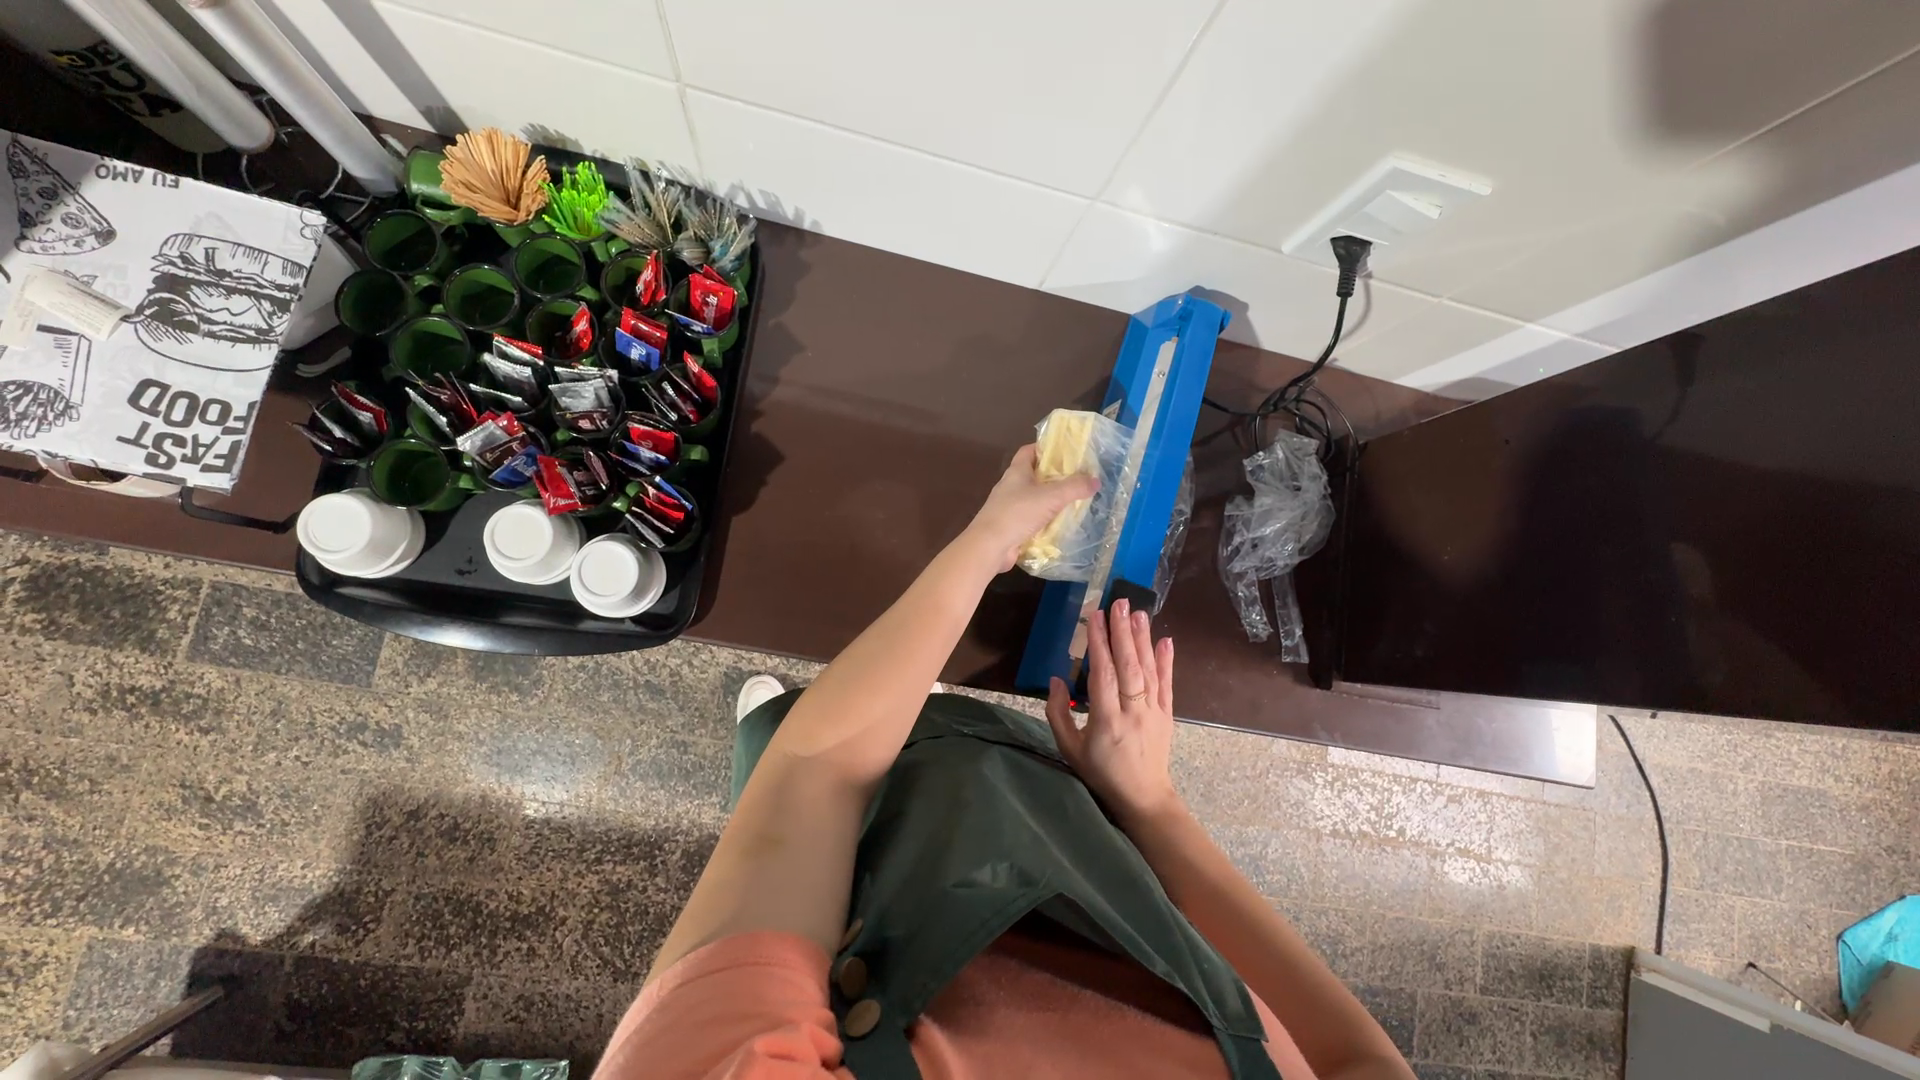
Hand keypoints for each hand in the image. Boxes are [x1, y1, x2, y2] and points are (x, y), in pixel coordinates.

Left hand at [965, 443, 1099, 572]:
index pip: (1029, 451)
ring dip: (1052, 500)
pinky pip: (1033, 519)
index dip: (1046, 448)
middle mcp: (1012, 487)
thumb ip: (1074, 487)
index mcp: (1017, 472)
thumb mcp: (1051, 496)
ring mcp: (1010, 508)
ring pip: (1035, 499)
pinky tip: (1063, 524)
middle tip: (1078, 478)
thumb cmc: (1017, 513)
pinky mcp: (1013, 527)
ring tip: (1076, 501)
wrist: (990, 546)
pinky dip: (1047, 520)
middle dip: (1055, 476)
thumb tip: (1096, 481)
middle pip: (1035, 475)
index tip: (1066, 452)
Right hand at [1045, 597, 1180, 824]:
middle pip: (1128, 666)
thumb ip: (1058, 714)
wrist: (1143, 797)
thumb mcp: (1069, 749)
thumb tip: (1056, 679)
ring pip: (1148, 670)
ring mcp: (1153, 712)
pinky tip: (1165, 640)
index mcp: (1106, 720)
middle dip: (1122, 631)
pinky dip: (1167, 661)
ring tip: (1138, 612)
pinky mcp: (1167, 715)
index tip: (1095, 617)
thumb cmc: (1101, 773)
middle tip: (1118, 603)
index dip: (1098, 644)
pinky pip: (1167, 684)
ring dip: (1143, 639)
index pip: (1102, 675)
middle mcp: (1133, 711)